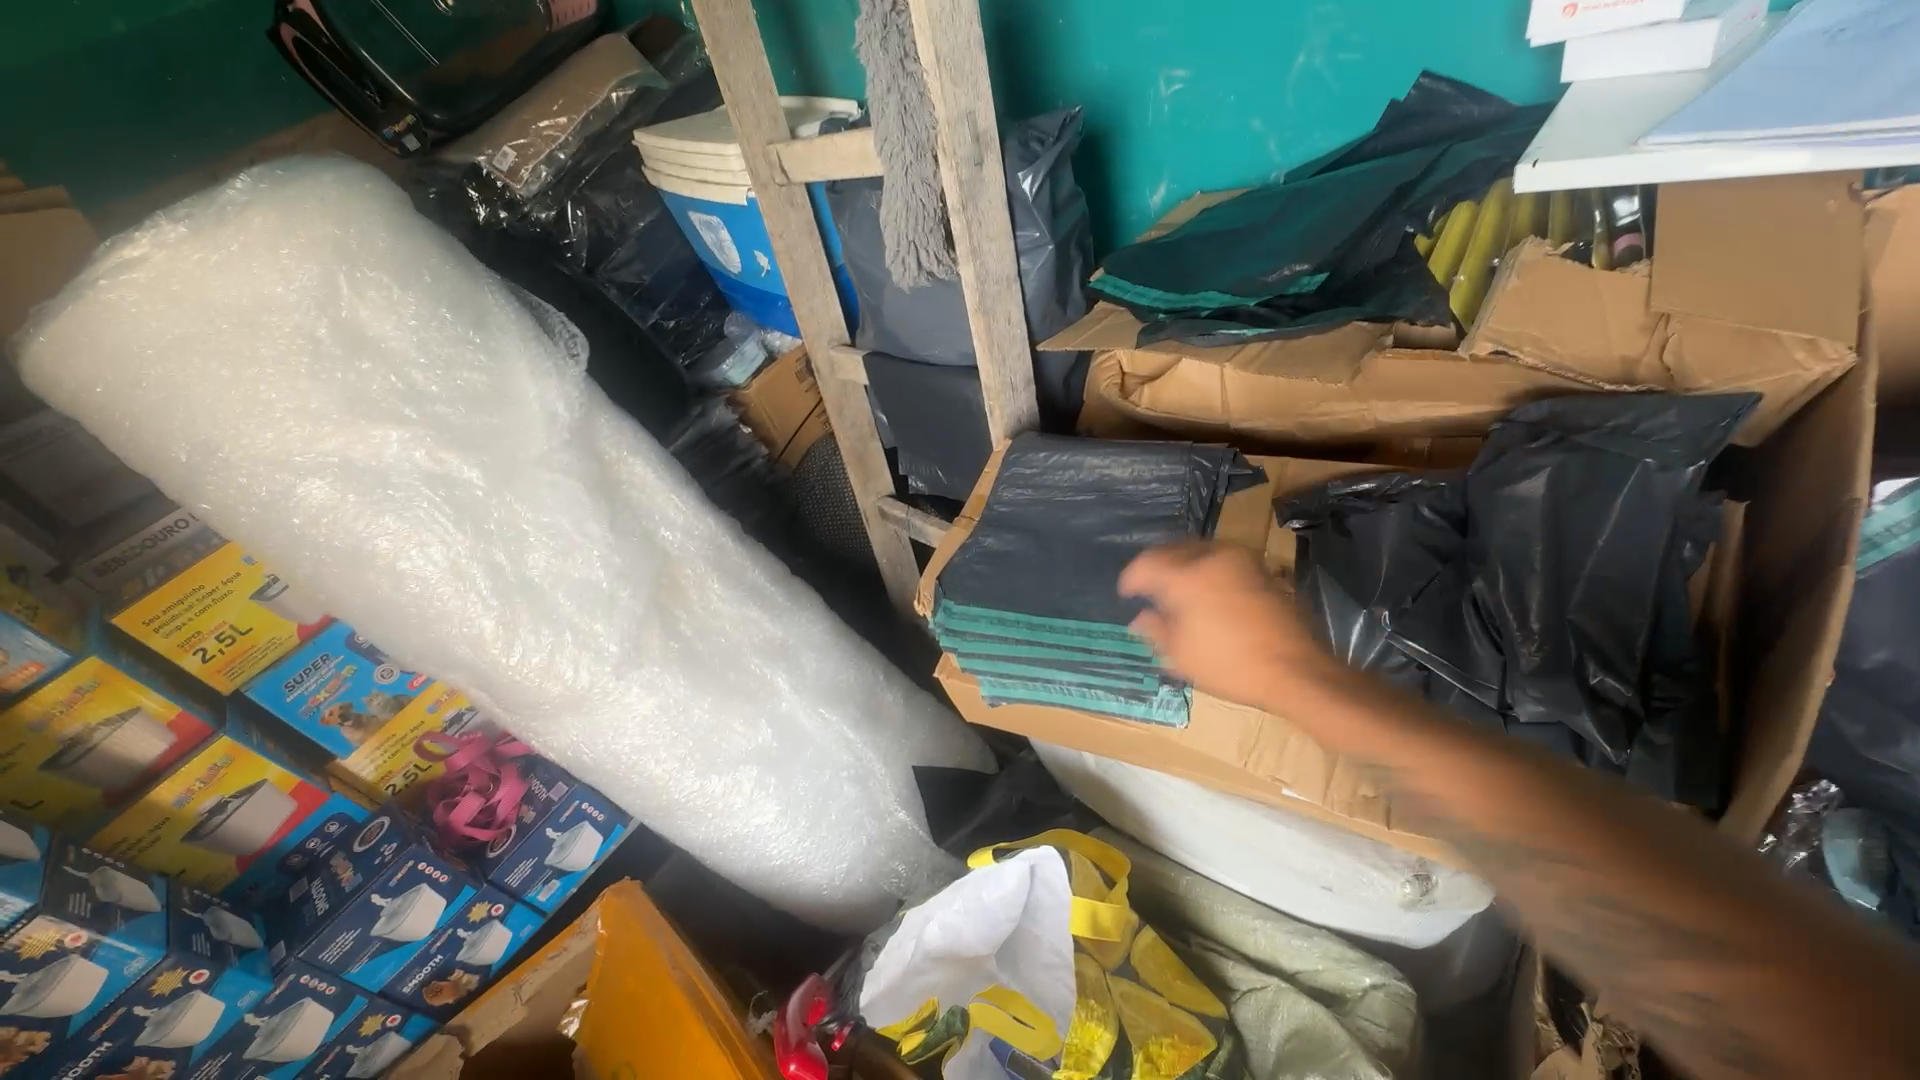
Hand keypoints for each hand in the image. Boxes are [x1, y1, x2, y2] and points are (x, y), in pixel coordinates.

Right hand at [1119, 542, 1335, 709]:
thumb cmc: (1230, 665)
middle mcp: (1212, 556)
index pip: (1146, 562)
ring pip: (1199, 551)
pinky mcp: (1261, 570)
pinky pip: (1221, 560)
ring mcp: (1241, 560)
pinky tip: (1205, 594)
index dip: (1131, 578)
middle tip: (1148, 588)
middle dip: (1156, 566)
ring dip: (1183, 565)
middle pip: (1173, 549)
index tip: (1126, 594)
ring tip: (1176, 590)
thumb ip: (1155, 628)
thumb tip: (1142, 617)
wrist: (1295, 670)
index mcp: (1186, 575)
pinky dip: (1206, 570)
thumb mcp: (1180, 655)